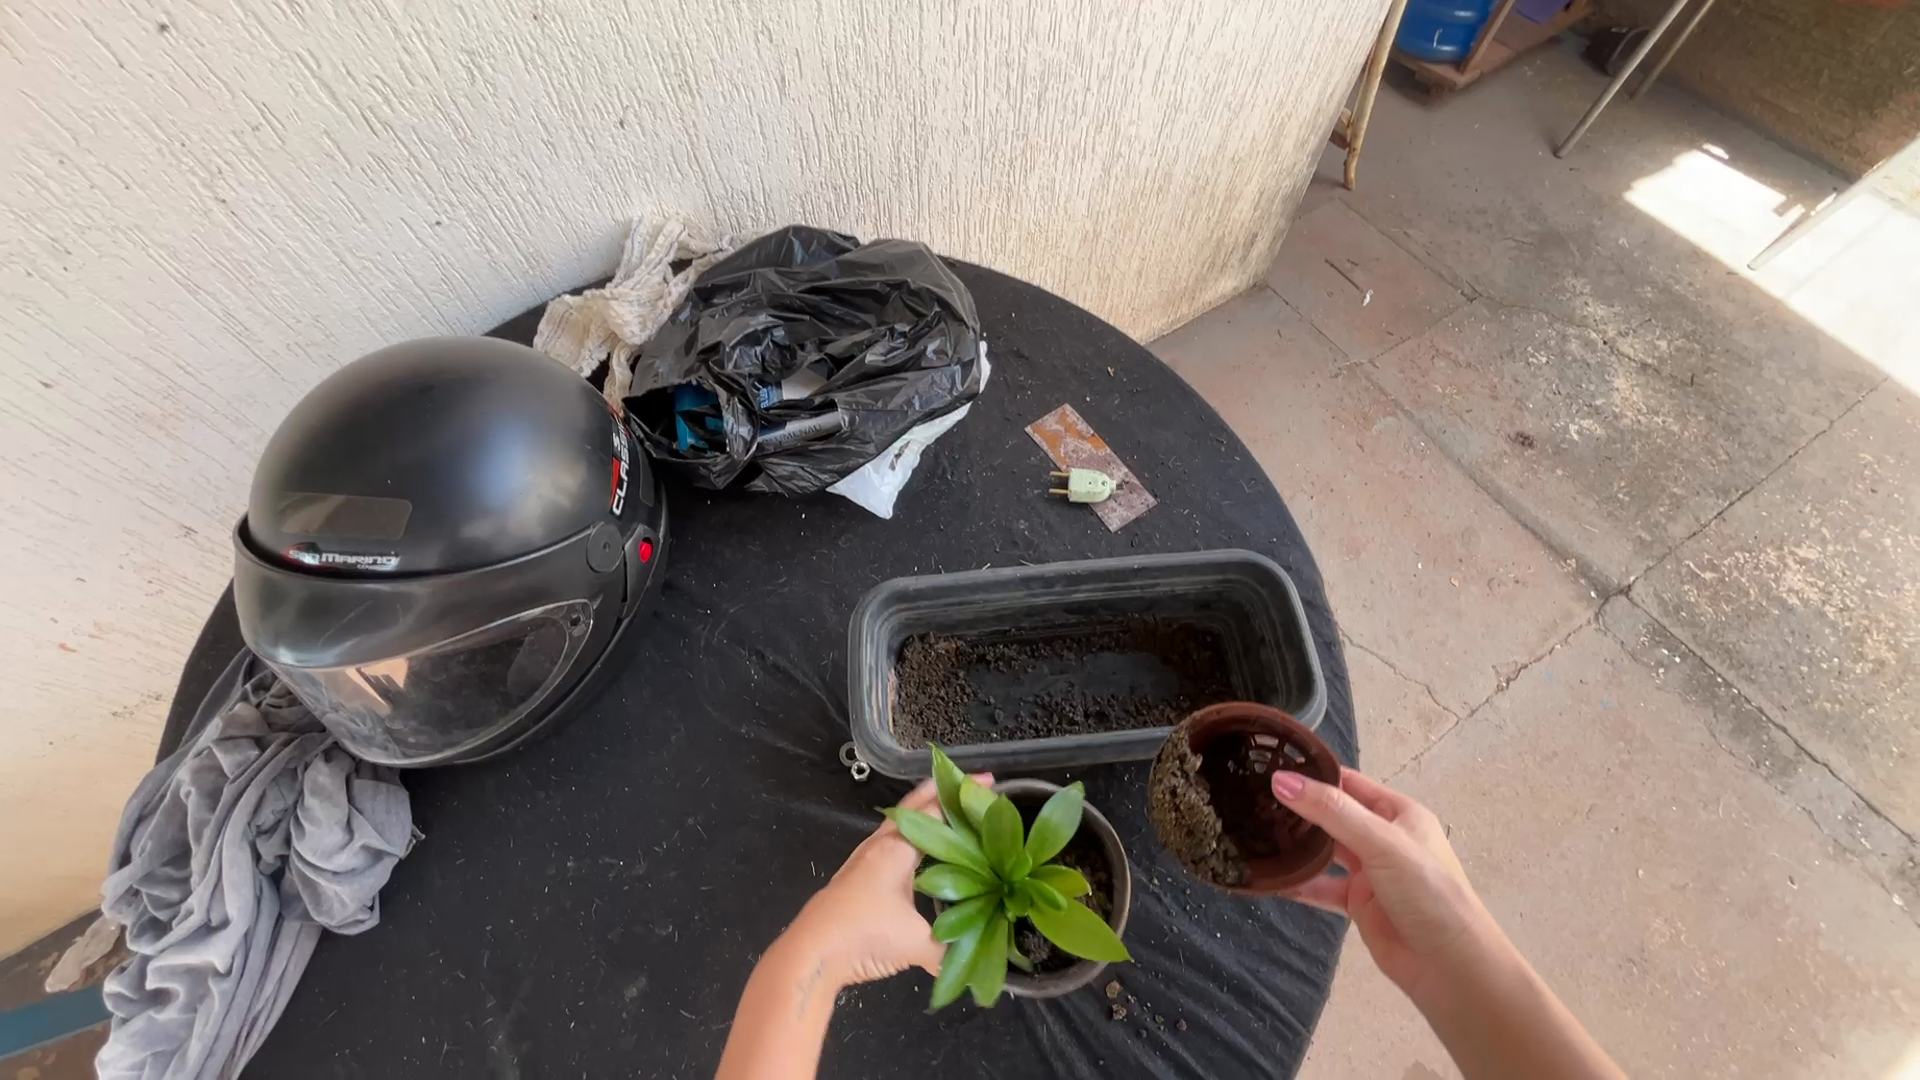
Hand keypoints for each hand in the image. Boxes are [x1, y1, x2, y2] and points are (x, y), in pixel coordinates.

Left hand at [779, 774, 991, 986]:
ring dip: (924, 813)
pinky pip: (892, 841)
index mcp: (897, 848)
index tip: (989, 782)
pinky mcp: (857, 874)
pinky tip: (921, 852)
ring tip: (950, 812)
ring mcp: (865, 857)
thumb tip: (974, 955)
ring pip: (901, 822)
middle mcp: (880, 844)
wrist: (812, 951)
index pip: (935, 811)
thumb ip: (948, 947)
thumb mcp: (914, 944)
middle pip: (914, 805)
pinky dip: (912, 835)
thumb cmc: (863, 934)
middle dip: (941, 790)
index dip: (963, 796)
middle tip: (969, 784)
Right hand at [1271, 767, 1504, 1005]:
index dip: (1311, 773)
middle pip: (1331, 814)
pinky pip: (1319, 886)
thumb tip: (1279, 780)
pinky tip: (1268, 876)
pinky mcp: (1357, 903)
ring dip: (1294, 844)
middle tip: (1249, 795)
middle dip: (1297, 807)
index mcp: (1398, 813)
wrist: (1453, 971)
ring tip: (1251, 829)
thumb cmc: (1427, 893)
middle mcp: (1382, 837)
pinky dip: (1296, 882)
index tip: (1267, 766)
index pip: (1347, 782)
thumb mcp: (1380, 842)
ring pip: (1323, 849)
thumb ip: (1330, 811)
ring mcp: (1369, 871)